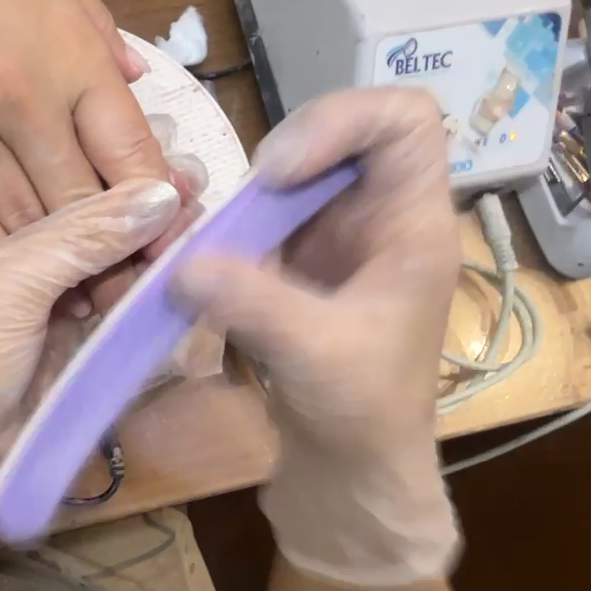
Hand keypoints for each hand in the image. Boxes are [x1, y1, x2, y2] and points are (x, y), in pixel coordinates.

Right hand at [0, 0, 169, 309]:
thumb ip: (98, 36)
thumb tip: (132, 86)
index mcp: (71, 62)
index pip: (129, 156)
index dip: (152, 204)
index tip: (159, 228)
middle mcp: (25, 110)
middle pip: (78, 204)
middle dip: (103, 245)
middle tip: (114, 268)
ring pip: (20, 219)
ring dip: (46, 254)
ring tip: (65, 277)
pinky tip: (7, 256)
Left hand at [0, 179, 181, 587]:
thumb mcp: (15, 279)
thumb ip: (87, 232)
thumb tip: (166, 192)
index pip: (42, 171)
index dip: (103, 169)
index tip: (164, 170)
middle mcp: (1, 242)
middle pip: (77, 208)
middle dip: (132, 205)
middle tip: (189, 201)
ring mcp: (34, 284)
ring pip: (99, 246)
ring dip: (142, 241)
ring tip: (188, 232)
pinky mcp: (61, 319)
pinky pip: (107, 284)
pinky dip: (137, 276)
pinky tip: (171, 262)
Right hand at [170, 88, 462, 588]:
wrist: (349, 470)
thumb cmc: (362, 412)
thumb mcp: (314, 354)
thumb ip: (252, 303)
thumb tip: (179, 266)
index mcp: (411, 224)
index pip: (403, 120)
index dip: (339, 120)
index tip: (276, 172)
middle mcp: (373, 220)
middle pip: (333, 140)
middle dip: (273, 165)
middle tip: (229, 213)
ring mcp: (329, 246)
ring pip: (285, 187)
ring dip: (239, 207)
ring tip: (203, 247)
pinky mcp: (292, 274)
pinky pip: (254, 231)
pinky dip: (222, 241)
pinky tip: (198, 273)